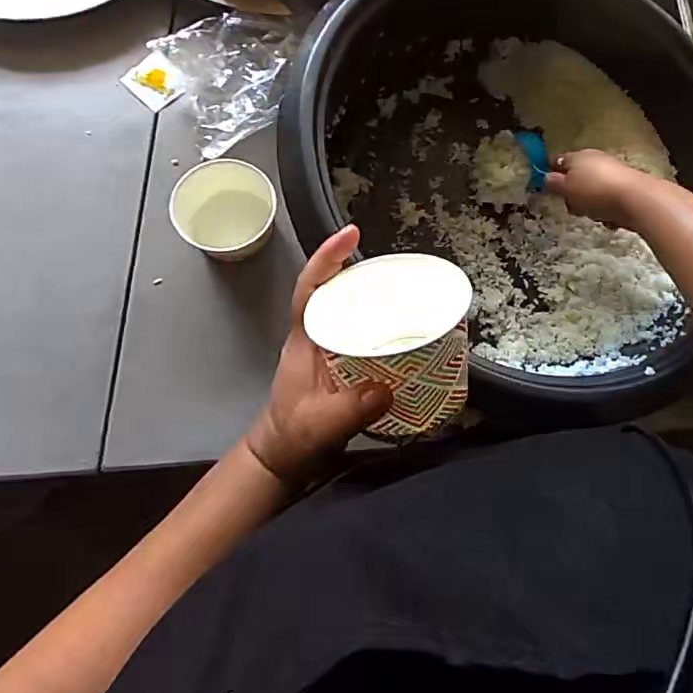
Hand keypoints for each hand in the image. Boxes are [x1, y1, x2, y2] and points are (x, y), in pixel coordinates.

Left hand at [243, 225, 393, 484]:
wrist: (284, 457)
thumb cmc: (290, 438)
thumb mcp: (318, 425)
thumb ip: (349, 410)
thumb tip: (384, 388)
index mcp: (304, 340)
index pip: (310, 287)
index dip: (326, 257)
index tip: (349, 235)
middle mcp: (317, 336)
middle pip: (335, 289)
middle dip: (360, 268)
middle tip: (394, 263)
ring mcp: (330, 348)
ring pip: (351, 308)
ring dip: (375, 294)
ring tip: (408, 289)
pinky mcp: (345, 361)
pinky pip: (364, 330)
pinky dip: (384, 323)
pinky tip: (406, 328)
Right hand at [543, 150, 657, 228]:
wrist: (637, 200)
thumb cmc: (595, 192)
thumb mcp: (566, 189)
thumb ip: (553, 183)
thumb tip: (547, 177)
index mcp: (578, 156)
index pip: (558, 161)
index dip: (552, 175)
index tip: (551, 191)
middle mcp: (595, 160)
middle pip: (576, 179)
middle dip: (573, 196)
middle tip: (574, 207)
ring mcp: (612, 172)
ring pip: (592, 191)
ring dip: (590, 205)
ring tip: (595, 214)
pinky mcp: (626, 187)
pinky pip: (608, 199)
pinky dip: (607, 209)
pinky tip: (611, 218)